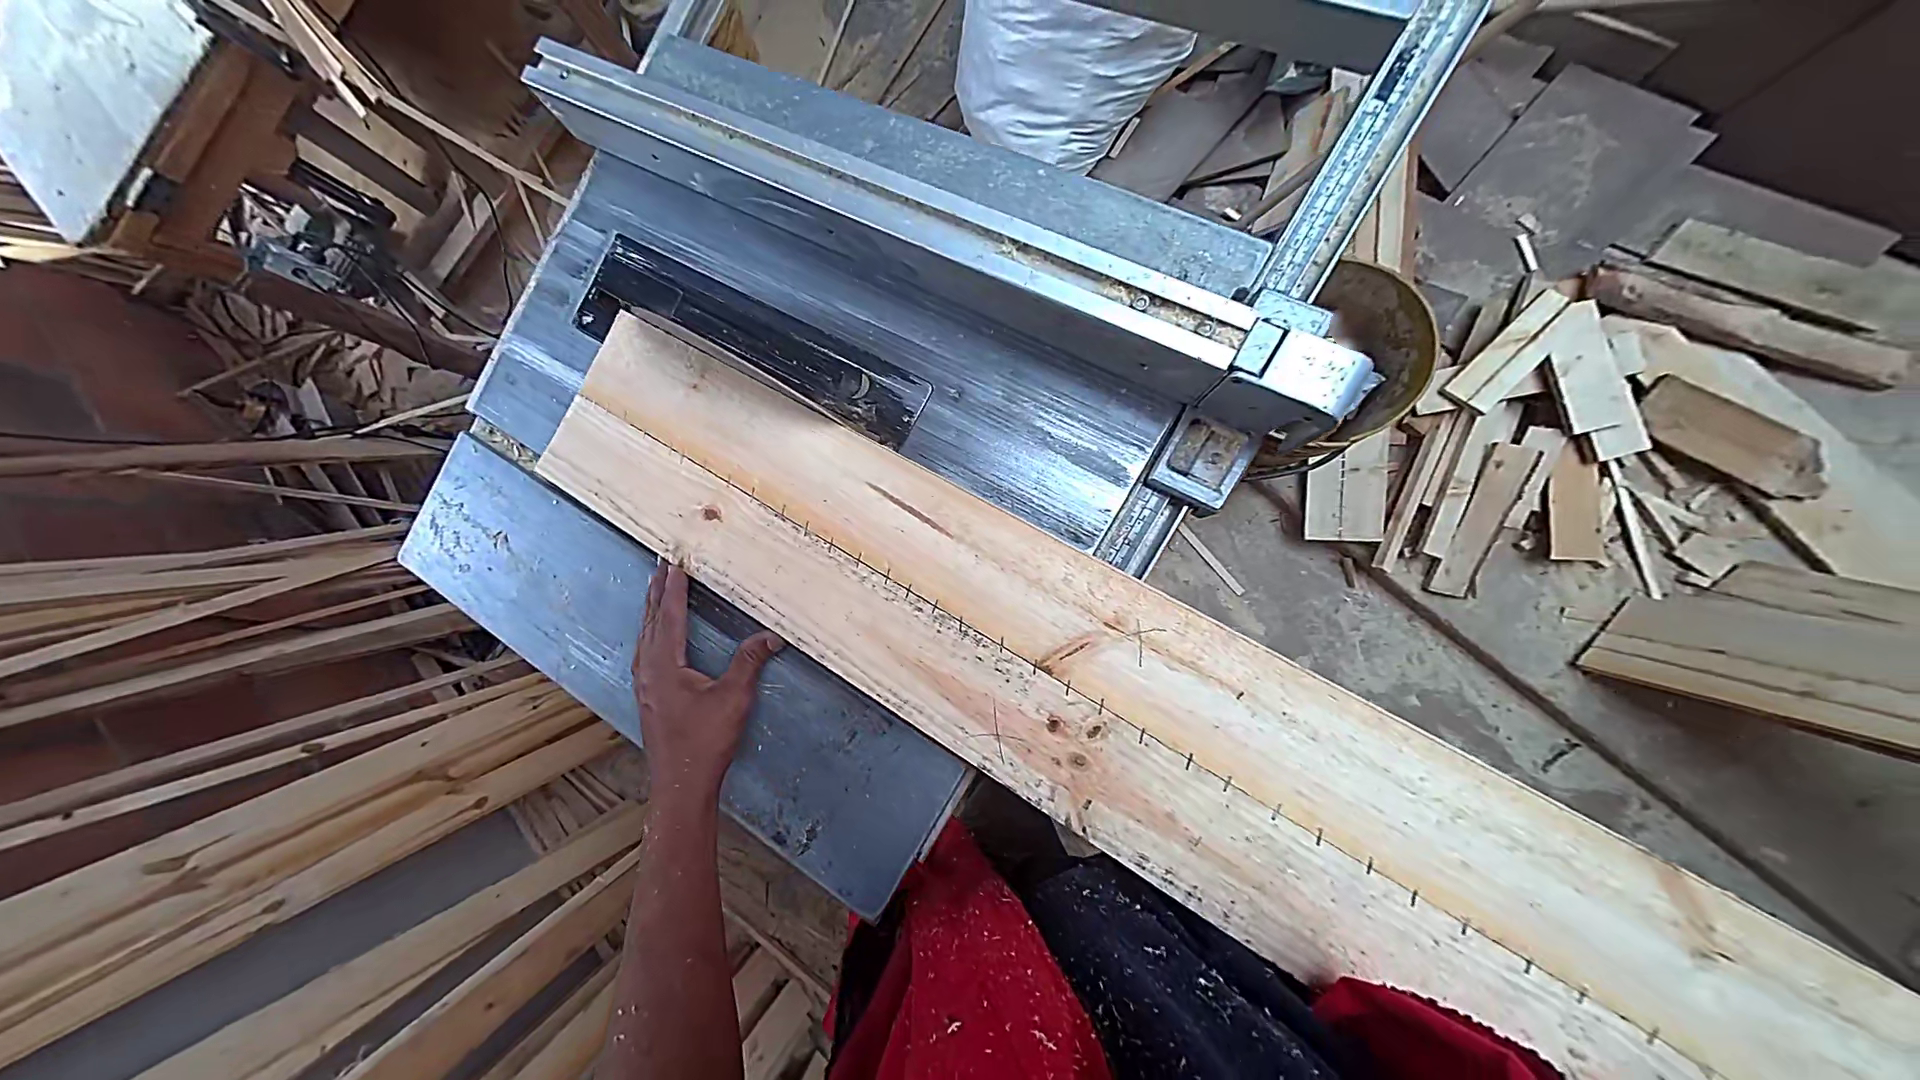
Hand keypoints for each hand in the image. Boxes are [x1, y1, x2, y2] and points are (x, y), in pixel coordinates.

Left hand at [633, 563, 783, 807]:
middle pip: (652, 621)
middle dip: (658, 592)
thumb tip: (771, 636)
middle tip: (662, 565)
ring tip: (657, 591)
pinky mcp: (649, 696)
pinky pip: (645, 651)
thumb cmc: (706, 740)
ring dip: (653, 610)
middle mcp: (648, 670)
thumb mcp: (734, 698)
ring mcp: (645, 684)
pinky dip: (651, 631)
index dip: (674, 588)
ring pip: (645, 636)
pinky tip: (654, 635)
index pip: (670, 616)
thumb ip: (749, 662)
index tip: (675, 563)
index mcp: (664, 664)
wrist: (681, 782)